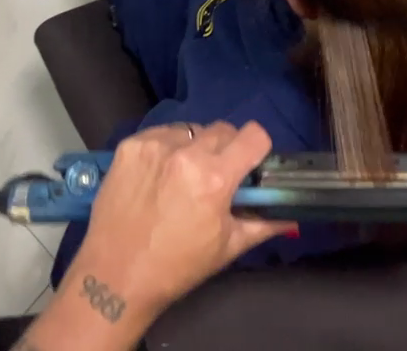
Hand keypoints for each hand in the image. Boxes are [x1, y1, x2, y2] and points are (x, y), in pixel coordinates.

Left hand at [20, 122, 294, 350]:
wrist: (115, 276)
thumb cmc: (176, 266)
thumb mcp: (226, 248)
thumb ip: (262, 224)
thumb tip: (291, 217)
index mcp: (215, 178)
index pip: (253, 135)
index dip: (257, 148)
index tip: (250, 163)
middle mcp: (186, 153)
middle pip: (223, 130)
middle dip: (226, 149)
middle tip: (216, 176)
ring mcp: (155, 145)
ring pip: (191, 130)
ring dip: (195, 146)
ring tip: (183, 176)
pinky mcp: (130, 146)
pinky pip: (162, 133)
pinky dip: (166, 147)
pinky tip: (159, 173)